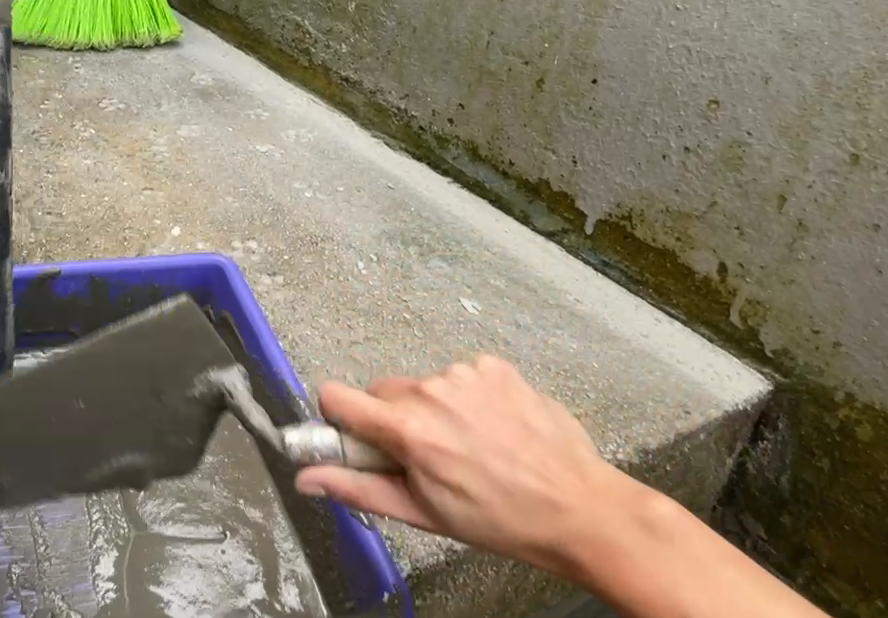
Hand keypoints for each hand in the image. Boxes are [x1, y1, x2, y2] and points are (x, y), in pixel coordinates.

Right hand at [295, 356, 637, 577]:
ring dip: (434, 409)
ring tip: (472, 444)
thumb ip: (357, 489)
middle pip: (382, 393)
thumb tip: (304, 478)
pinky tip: (495, 427)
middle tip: (428, 456)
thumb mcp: (425, 513)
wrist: (583, 509)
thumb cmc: (501, 520)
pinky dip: (468, 398)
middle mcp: (430, 390)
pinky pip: (460, 376)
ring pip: (423, 385)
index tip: (359, 439)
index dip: (339, 418)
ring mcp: (465, 373)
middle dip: (394, 420)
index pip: (336, 396)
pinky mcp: (494, 365)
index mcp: (407, 429)